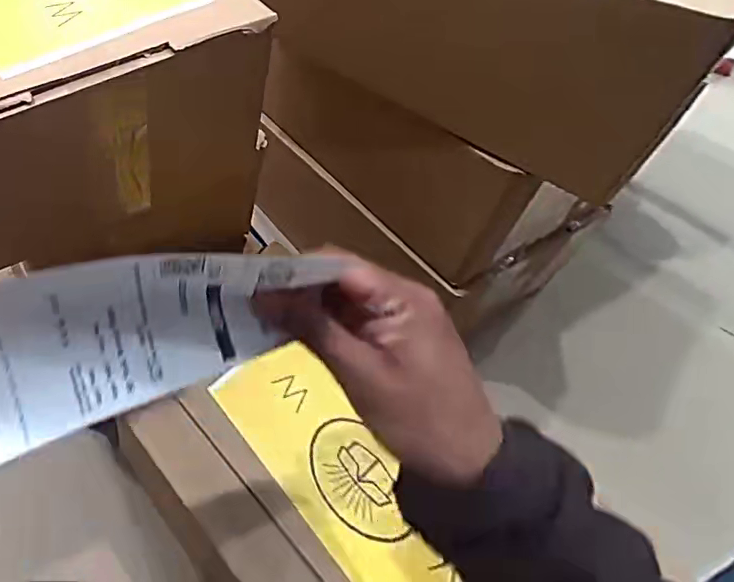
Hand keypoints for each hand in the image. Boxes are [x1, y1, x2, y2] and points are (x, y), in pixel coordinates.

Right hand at [255, 253, 502, 487]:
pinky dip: (326, 321)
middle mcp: (403, 293)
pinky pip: (354, 314)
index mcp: (402, 296)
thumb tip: (266, 297)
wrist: (474, 470)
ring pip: (343, 294)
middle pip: (339, 275)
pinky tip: (299, 331)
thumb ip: (315, 329)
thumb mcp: (361, 375)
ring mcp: (402, 312)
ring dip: (310, 304)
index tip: (259, 283)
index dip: (296, 269)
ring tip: (270, 314)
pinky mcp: (397, 332)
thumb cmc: (420, 421)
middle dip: (299, 286)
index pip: (339, 264)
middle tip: (259, 301)